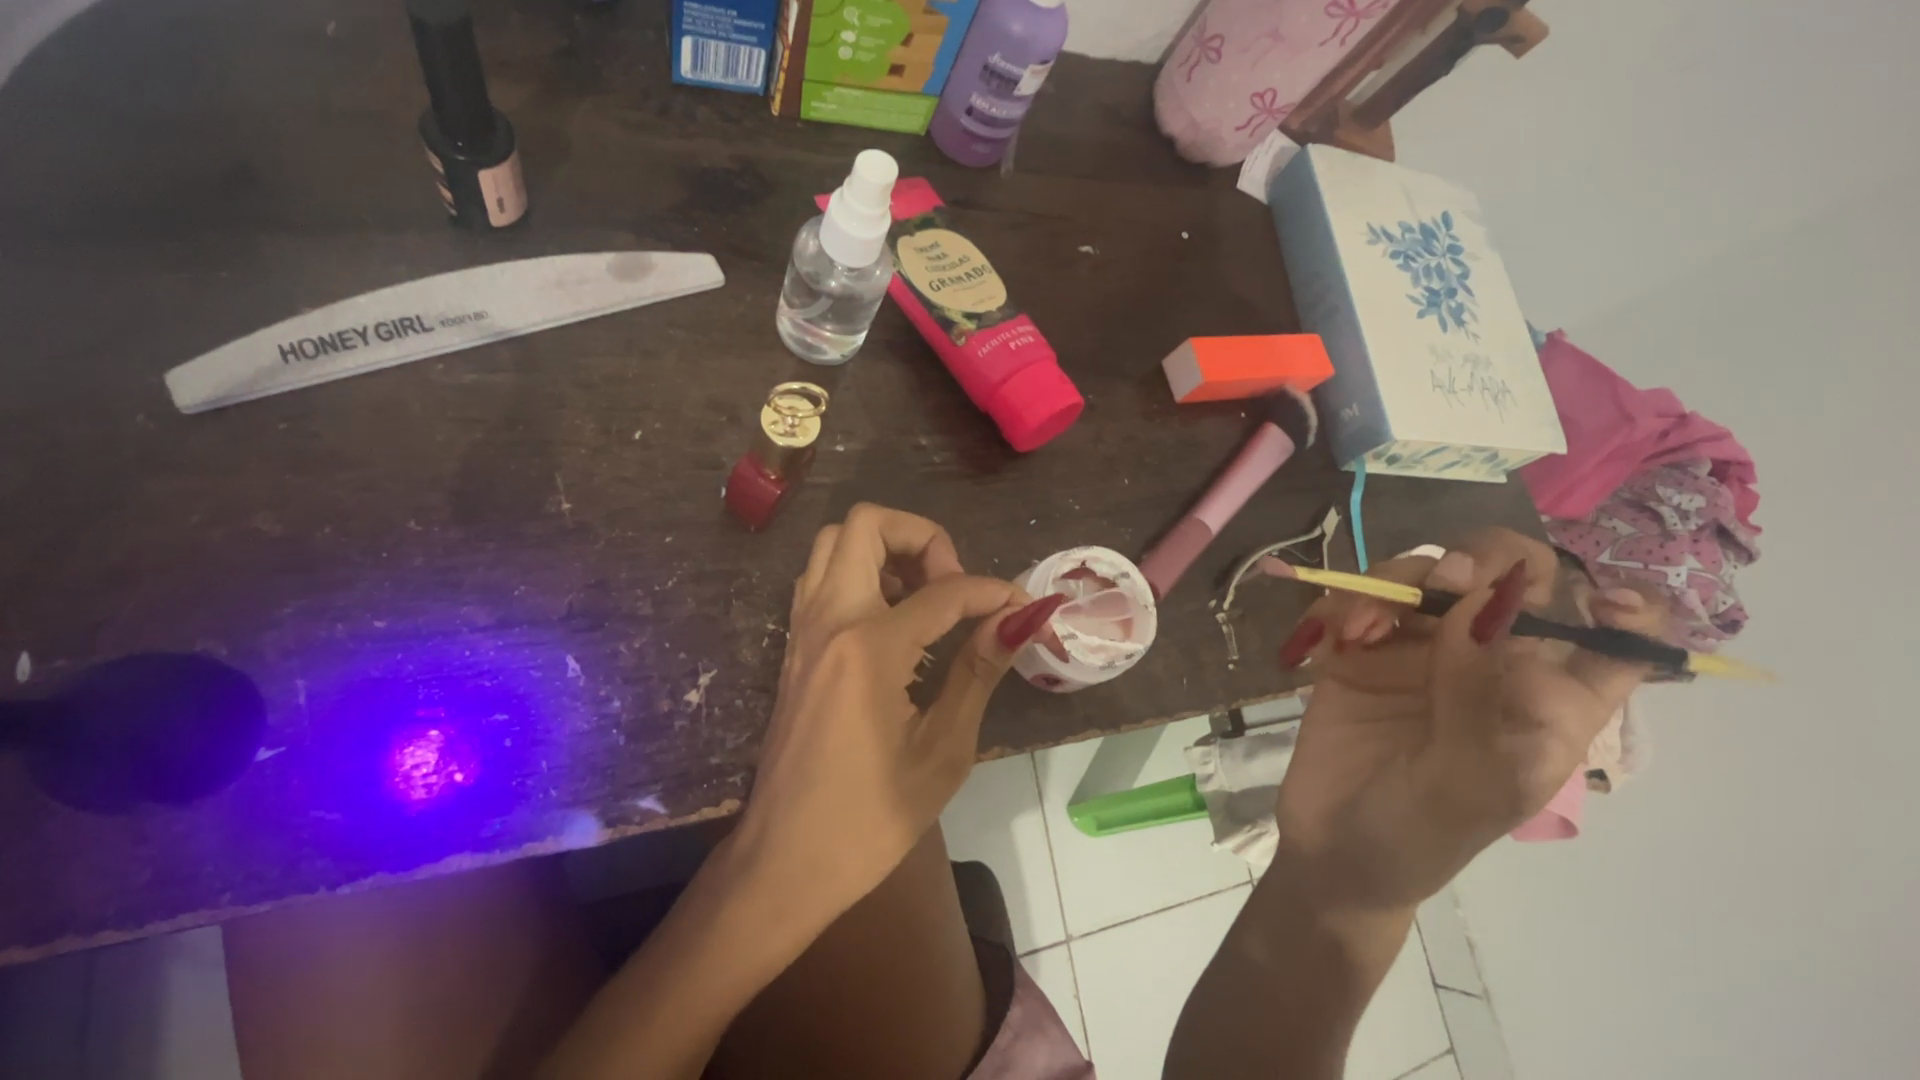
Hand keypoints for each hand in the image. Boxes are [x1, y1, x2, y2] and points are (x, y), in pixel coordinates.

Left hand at [733, 504, 1056, 917]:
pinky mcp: (793, 651)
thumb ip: (978, 672)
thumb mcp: (942, 751)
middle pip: (866, 525)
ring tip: (926, 600)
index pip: (943, 590)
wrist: (784, 862)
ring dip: (885, 551)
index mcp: (868, 647)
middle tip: (954, 587)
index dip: (992, 591)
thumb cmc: (869, 820)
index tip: (1023, 608)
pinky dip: (859, 575)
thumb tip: (1020, 620)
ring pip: (834, 545)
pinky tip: (893, 623)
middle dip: (922, 538)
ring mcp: (802, 632)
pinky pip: (820, 580)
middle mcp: (828, 621)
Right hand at [1267, 529, 1665, 911]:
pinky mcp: (1361, 650)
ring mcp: (1422, 651)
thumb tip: (1483, 597)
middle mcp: (1492, 663)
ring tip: (1358, 628)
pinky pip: (1360, 597)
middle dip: (1484, 561)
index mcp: (1548, 700)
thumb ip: (1478, 692)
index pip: (1617, 640)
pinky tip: (1332, 636)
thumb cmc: (1420, 837)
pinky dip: (1345, 601)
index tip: (1594, 601)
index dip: (1627, 608)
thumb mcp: (1468, 783)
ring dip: (1396, 582)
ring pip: (1430, 574)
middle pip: (1515, 577)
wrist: (1329, 855)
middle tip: (1443, 580)